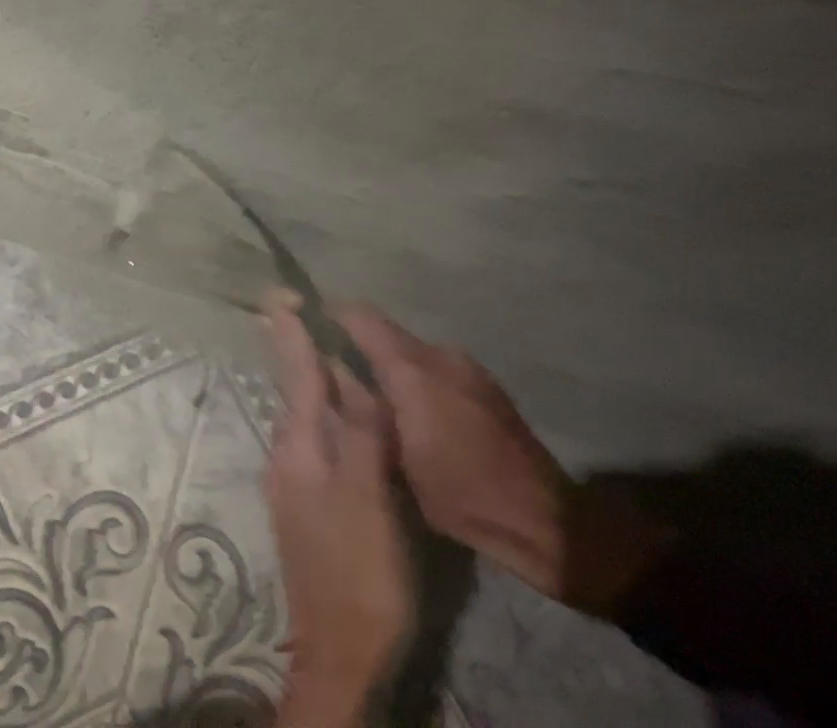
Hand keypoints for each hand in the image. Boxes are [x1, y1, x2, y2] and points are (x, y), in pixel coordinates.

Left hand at [262, 294, 410, 727]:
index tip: (280, 294)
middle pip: (295, 393)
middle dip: (295, 350)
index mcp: (301, 450)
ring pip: (303, 416)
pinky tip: (337, 414)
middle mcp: (288, 458)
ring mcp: (294, 483)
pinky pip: (313, 441)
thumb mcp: (371, 499)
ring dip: (309, 379)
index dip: (294, 337)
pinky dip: (322, 414)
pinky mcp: (308, 505)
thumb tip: (351, 375)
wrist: (338, 646)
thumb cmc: (361, 572)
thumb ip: (362, 435)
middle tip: (293, 307)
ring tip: (317, 345)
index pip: (298, 378)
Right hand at [333, 303, 573, 598]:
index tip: (293, 319)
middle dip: (348, 347)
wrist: (543, 522)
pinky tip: (397, 414)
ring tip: (353, 396)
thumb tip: (322, 368)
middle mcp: (441, 357)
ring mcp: (468, 372)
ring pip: (407, 356)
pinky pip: (431, 372)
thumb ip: (358, 405)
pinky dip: (407, 382)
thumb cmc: (459, 491)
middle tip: (317, 370)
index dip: (324, 314)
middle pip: (382, 336)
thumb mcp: (392, 454)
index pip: (359, 318)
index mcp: (415, 368)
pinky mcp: (484, 391)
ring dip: (379, 367)